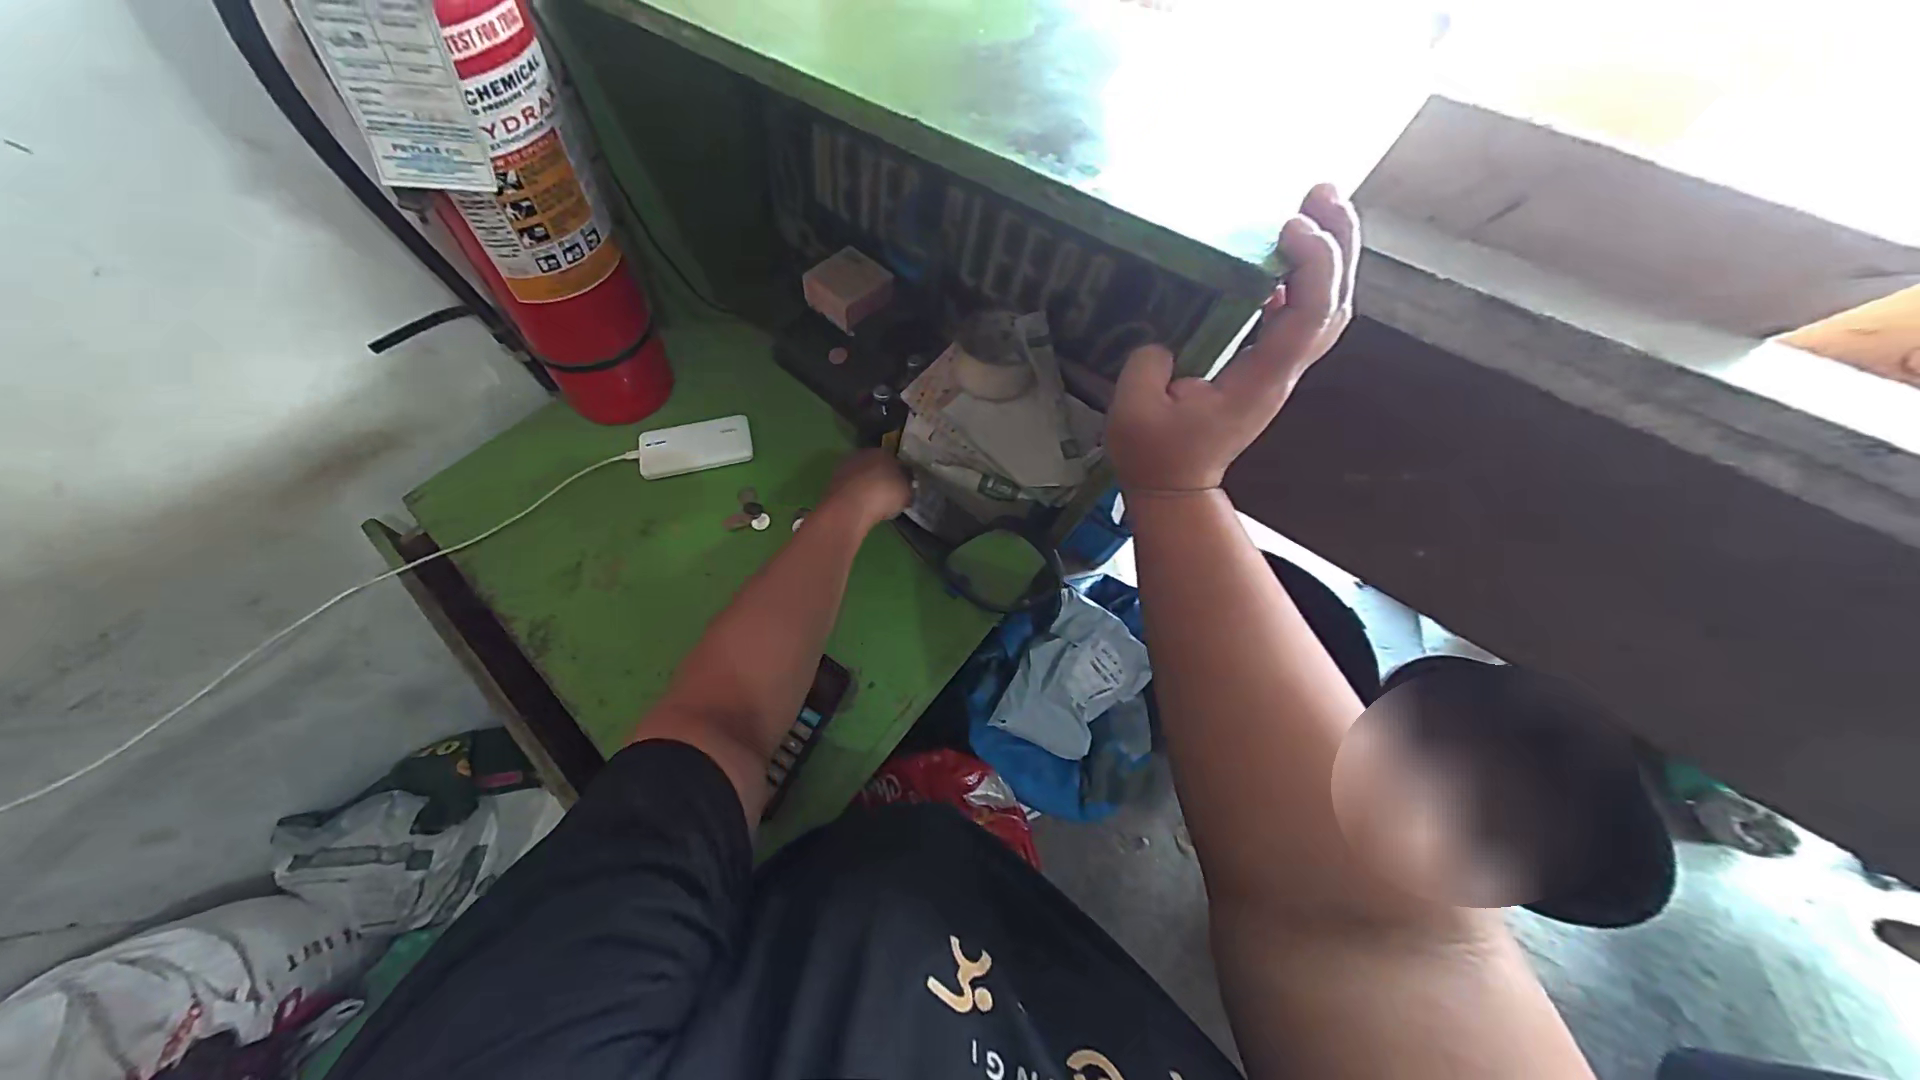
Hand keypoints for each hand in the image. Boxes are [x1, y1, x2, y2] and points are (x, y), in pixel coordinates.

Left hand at [823, 448, 911, 527]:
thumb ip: (908, 486)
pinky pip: (850, 488)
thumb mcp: (907, 492)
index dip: (899, 474)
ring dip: (866, 487)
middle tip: (888, 495)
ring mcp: (845, 467)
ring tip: (874, 504)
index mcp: (883, 452)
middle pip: (875, 466)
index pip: (894, 460)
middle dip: (881, 478)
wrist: (850, 506)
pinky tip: (861, 507)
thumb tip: (907, 485)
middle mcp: (862, 454)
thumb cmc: (884, 494)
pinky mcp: (833, 482)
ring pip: (861, 476)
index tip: (902, 487)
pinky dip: (855, 496)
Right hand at [1107, 184, 1357, 492]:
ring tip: (1315, 208)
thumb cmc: (1155, 454)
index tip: (1290, 225)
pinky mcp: (1266, 369)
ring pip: (1326, 310)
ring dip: (1329, 257)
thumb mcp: (1134, 410)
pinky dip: (1303, 281)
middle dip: (1339, 244)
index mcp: (1258, 381)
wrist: (1175, 485)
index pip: (1307, 317)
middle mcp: (1282, 373)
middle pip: (1334, 305)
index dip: (1312, 265)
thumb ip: (1150, 362)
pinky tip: (1281, 258)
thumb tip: (1166, 333)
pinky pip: (1301, 318)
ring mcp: (1279, 372)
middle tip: (1323, 192)